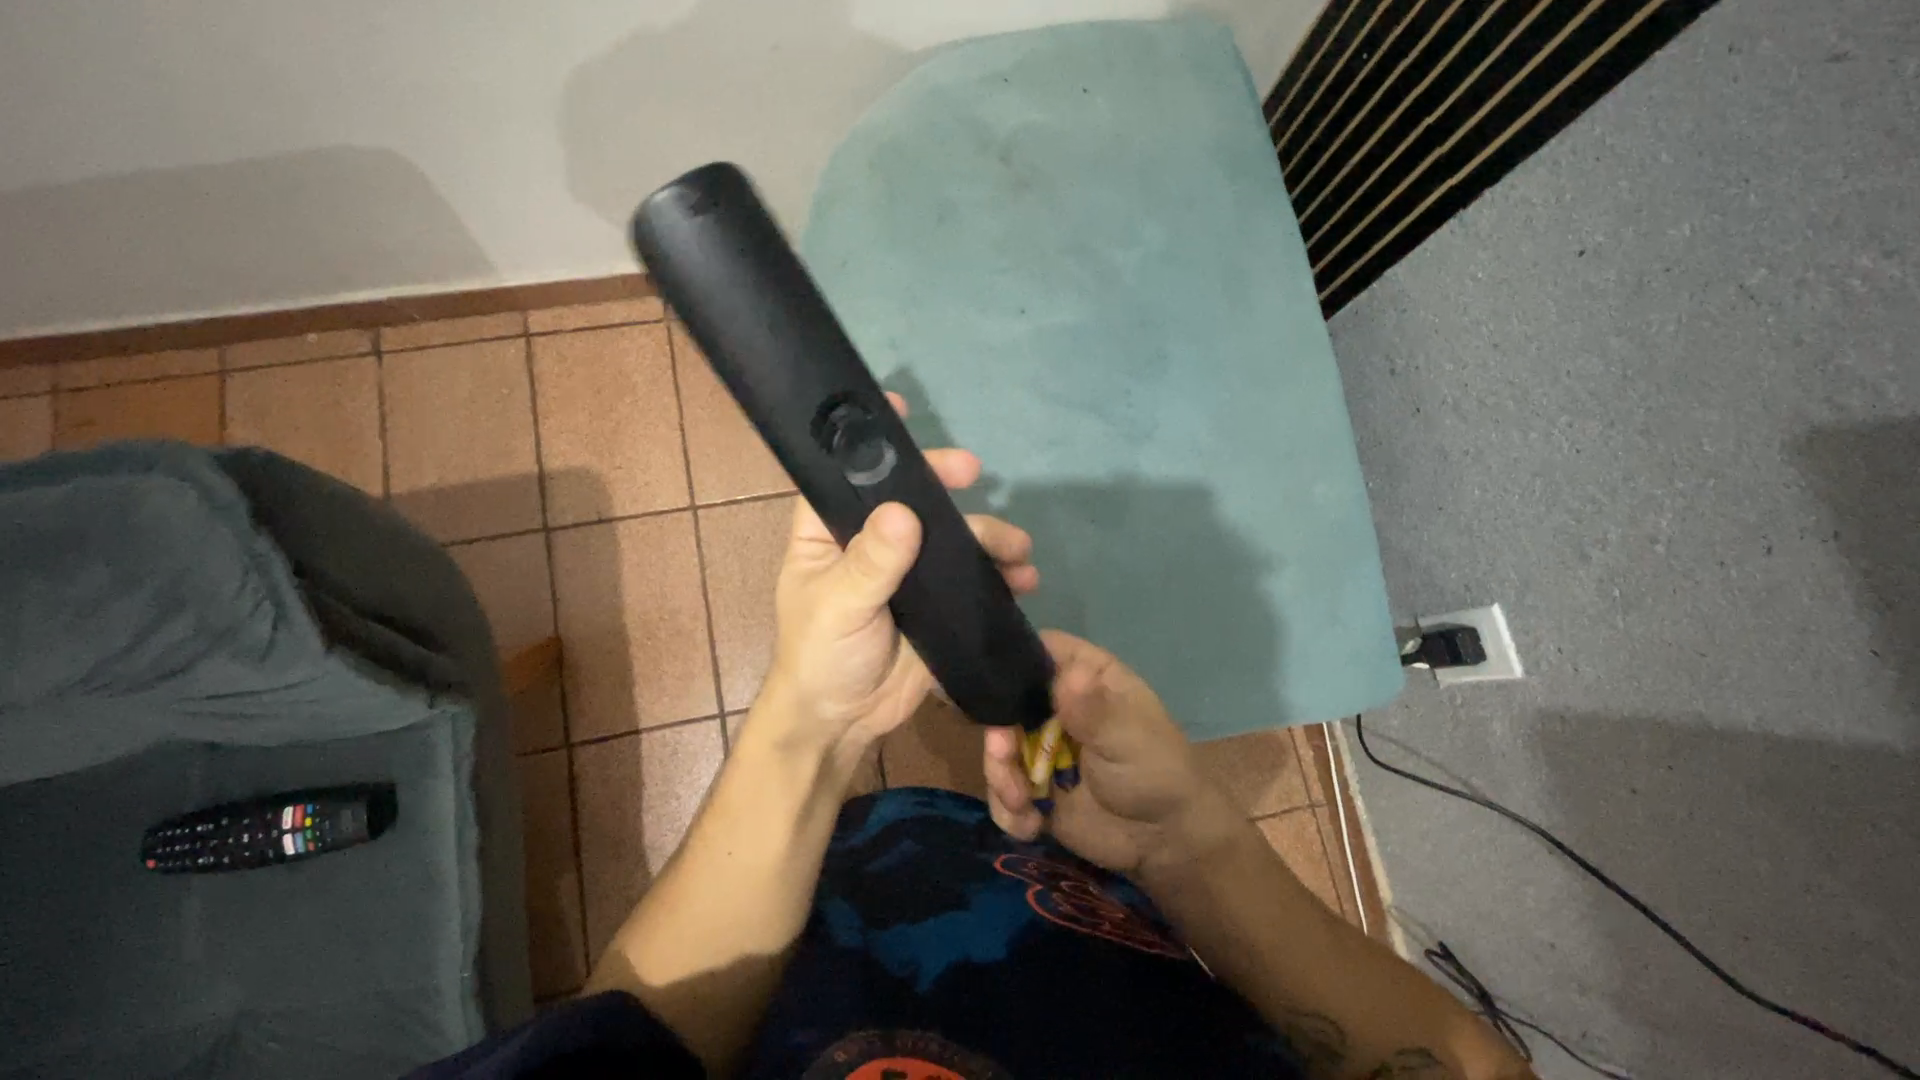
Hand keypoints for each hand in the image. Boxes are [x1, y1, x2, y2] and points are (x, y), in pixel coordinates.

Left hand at [758, 393, 1039, 754]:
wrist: (843, 724)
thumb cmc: (820, 656)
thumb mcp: (838, 607)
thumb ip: (870, 563)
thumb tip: (905, 512)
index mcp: (830, 532)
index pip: (848, 475)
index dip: (873, 443)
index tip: (901, 410)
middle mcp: (870, 543)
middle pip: (913, 499)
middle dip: (946, 485)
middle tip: (975, 474)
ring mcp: (908, 573)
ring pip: (952, 538)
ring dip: (988, 537)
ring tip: (1020, 553)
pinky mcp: (938, 604)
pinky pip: (972, 579)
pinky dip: (999, 576)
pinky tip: (1022, 582)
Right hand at [983, 630, 1237, 876]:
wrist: (1165, 842)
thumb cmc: (1156, 774)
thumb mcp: (1129, 739)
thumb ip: (1094, 711)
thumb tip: (1069, 676)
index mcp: (1085, 678)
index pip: (1040, 651)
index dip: (1012, 661)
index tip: (993, 685)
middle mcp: (1056, 708)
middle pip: (1004, 705)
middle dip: (997, 735)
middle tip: (1004, 756)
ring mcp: (1040, 750)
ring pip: (997, 752)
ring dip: (1000, 778)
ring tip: (1022, 803)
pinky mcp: (1033, 791)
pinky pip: (1002, 794)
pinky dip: (1008, 811)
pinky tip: (1030, 826)